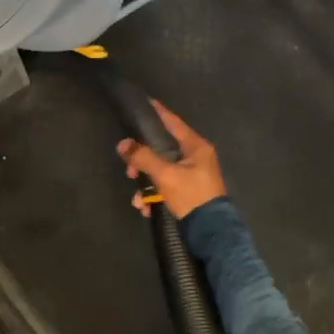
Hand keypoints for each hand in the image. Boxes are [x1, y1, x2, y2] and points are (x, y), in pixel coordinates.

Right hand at [116, 101, 225, 217]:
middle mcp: (195, 157)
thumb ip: (143, 158)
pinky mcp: (188, 191)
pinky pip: (165, 186)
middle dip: (142, 161)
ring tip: (139, 201)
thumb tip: (123, 144)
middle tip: (129, 170)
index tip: (144, 101)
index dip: (157, 112)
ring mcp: (192, 175)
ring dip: (146, 184)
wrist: (211, 232)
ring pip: (161, 170)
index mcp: (196, 147)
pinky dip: (154, 196)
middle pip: (162, 149)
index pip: (173, 122)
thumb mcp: (165, 175)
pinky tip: (147, 208)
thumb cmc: (191, 196)